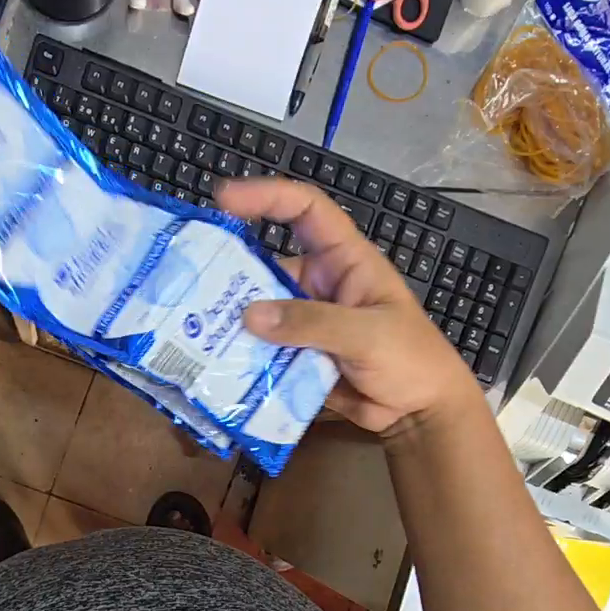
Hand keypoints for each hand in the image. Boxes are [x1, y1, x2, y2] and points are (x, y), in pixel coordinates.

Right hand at [216, 178, 482, 436]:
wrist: (419, 412)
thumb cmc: (410, 359)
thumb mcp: (366, 335)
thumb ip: (311, 323)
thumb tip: (250, 315)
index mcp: (344, 261)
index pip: (305, 210)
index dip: (267, 197)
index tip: (224, 201)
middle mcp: (320, 285)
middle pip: (268, 267)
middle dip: (232, 273)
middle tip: (190, 286)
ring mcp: (307, 323)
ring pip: (261, 313)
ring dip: (233, 321)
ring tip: (195, 330)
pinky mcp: (298, 357)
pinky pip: (264, 350)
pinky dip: (243, 356)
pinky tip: (217, 364)